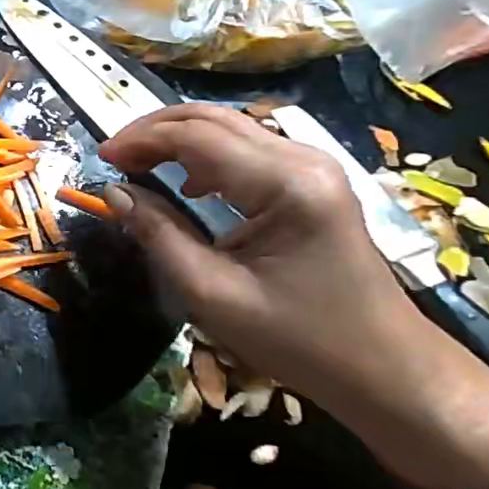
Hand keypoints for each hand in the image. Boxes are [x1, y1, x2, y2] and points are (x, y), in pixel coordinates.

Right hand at [100, 104, 488, 485]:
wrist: (385, 369)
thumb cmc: (300, 341)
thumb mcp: (214, 295)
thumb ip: (159, 235)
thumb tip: (114, 194)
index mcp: (286, 183)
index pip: (199, 136)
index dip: (144, 140)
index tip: (103, 156)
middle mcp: (303, 158)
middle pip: (215, 118)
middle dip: (158, 130)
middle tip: (115, 155)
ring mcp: (313, 165)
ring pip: (232, 128)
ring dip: (181, 139)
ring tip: (140, 165)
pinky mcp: (313, 180)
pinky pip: (250, 150)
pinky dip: (209, 156)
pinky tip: (189, 183)